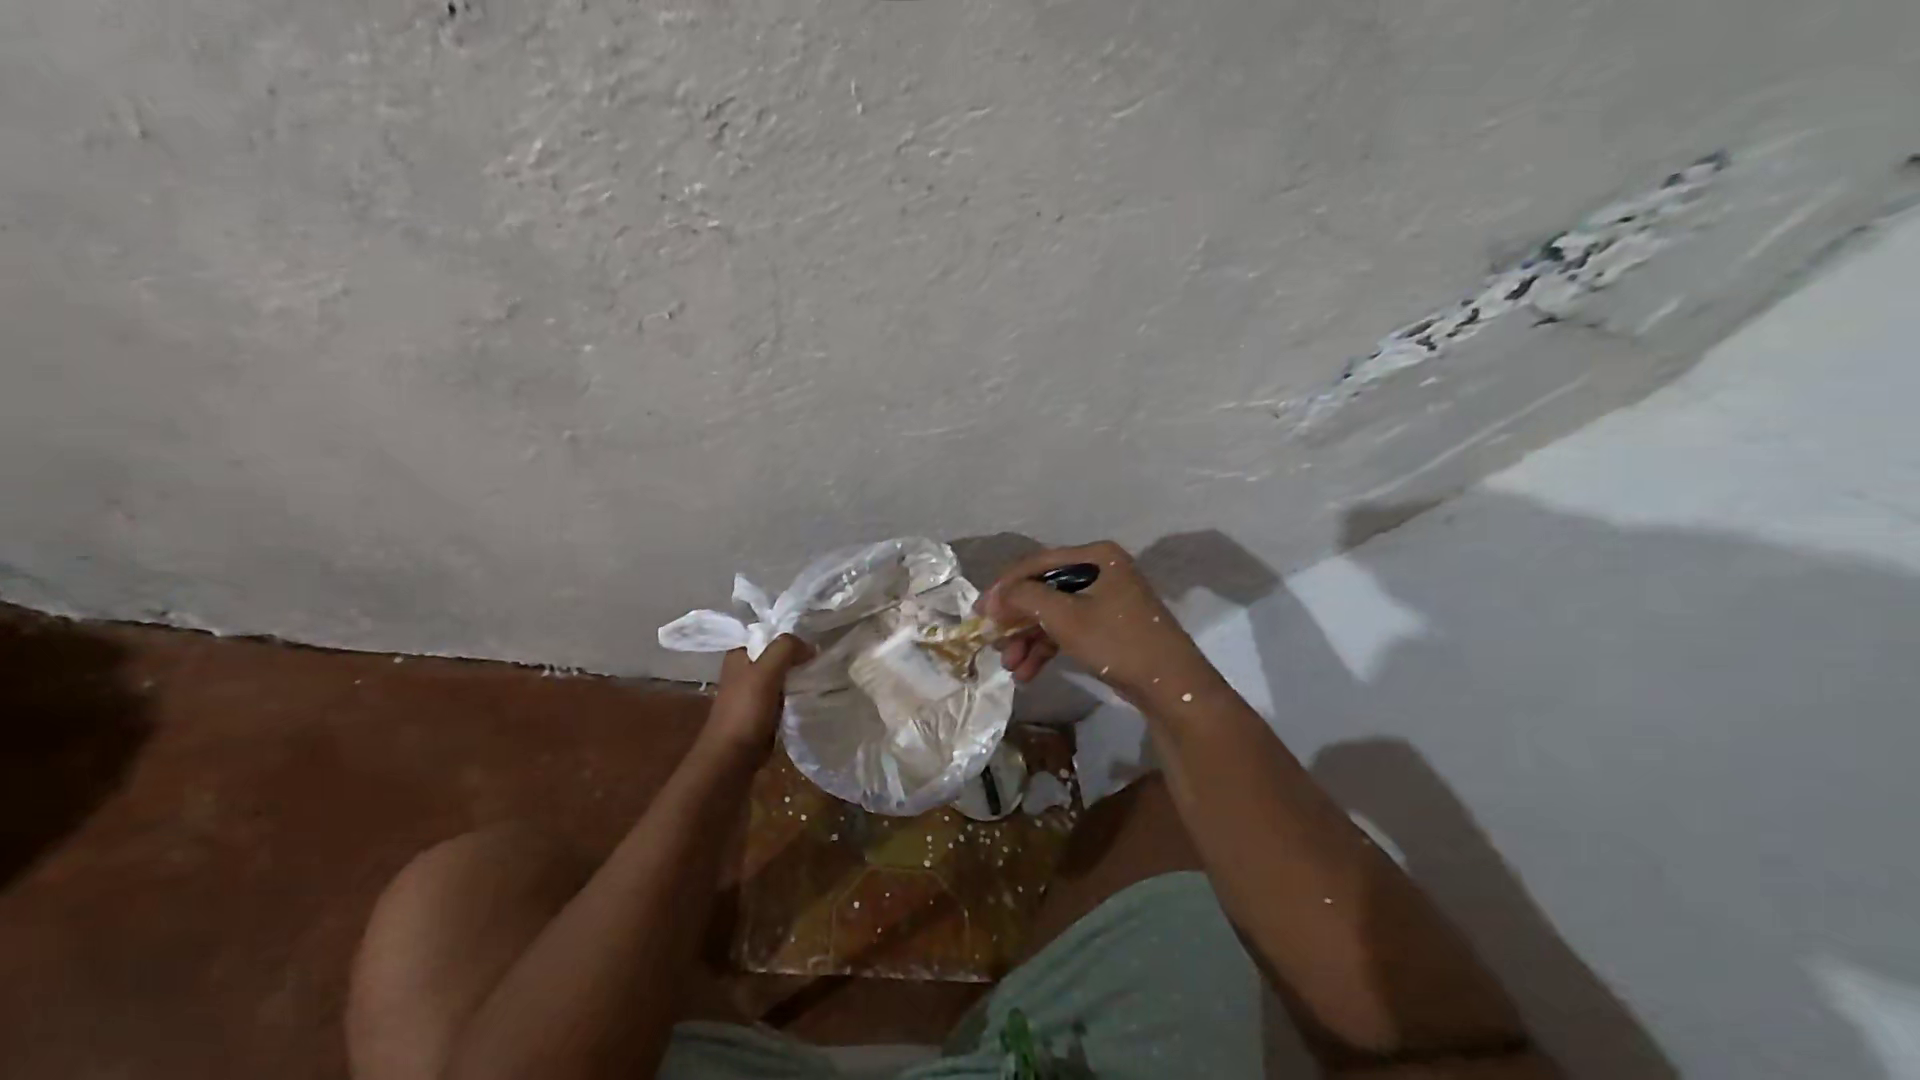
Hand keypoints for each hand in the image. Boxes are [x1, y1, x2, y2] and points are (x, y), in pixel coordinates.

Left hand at [706, 635, 811, 753]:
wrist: (733, 756)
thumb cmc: (745, 710)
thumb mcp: (765, 672)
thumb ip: (785, 649)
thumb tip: (809, 646)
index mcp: (739, 654)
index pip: (769, 633)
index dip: (791, 635)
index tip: (814, 640)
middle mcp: (745, 668)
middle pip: (778, 653)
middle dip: (798, 655)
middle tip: (823, 656)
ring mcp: (754, 690)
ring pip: (783, 674)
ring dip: (800, 674)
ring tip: (822, 671)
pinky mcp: (763, 709)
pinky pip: (785, 693)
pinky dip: (797, 691)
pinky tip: (813, 691)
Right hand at [978, 541, 1223, 709]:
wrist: (1171, 687)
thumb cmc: (1118, 642)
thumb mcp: (1066, 617)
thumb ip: (1025, 598)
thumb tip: (996, 596)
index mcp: (1097, 556)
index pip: (1038, 563)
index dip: (1006, 587)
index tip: (980, 612)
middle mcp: (1101, 571)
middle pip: (1044, 590)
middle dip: (1017, 620)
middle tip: (993, 641)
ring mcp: (1106, 599)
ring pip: (1054, 614)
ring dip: (1028, 639)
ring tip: (1011, 667)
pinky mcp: (1108, 626)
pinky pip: (1068, 630)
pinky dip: (1046, 648)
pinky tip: (1028, 673)